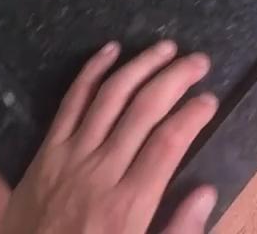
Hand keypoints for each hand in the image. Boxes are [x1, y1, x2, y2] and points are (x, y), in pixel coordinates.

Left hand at [1, 40, 218, 233]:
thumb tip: (205, 192)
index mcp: (127, 208)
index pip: (168, 144)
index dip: (192, 115)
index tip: (210, 99)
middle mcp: (100, 173)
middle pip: (144, 110)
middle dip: (175, 78)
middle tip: (199, 61)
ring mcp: (70, 156)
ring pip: (111, 96)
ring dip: (141, 65)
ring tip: (166, 48)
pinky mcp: (46, 150)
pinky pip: (71, 101)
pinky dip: (92, 71)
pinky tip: (111, 50)